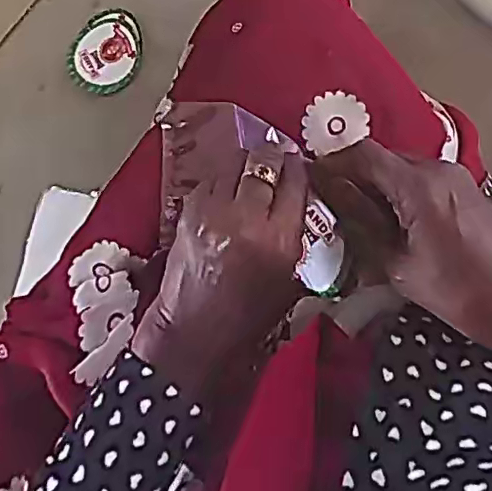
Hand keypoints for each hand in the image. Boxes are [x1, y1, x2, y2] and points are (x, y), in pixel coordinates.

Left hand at [132, 123, 307, 390]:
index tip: (298, 164)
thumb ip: (298, 233)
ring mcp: (215, 213)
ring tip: (251, 165)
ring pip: (235, 164)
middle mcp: (249, 220)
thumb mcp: (290, 277)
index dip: (299, 168)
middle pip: (265, 165)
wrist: (195, 335)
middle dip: (273, 156)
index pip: (296, 183)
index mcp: (280, 239)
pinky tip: (227, 185)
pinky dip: (222, 178)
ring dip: (246, 162)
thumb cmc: (249, 316)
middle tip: (276, 155)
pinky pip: (211, 179)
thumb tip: (302, 198)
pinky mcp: (189, 212)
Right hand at [318, 140, 491, 372]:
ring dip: (373, 186)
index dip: (331, 162)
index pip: (363, 154)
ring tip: (349, 219)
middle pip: (380, 158)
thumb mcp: (404, 270)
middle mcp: (435, 168)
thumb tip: (334, 206)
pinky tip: (384, 223)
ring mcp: (452, 176)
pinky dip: (395, 193)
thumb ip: (366, 230)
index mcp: (418, 185)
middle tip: (324, 206)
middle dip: (350, 176)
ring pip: (399, 168)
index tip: (307, 181)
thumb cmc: (468, 292)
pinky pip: (417, 180)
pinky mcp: (462, 189)